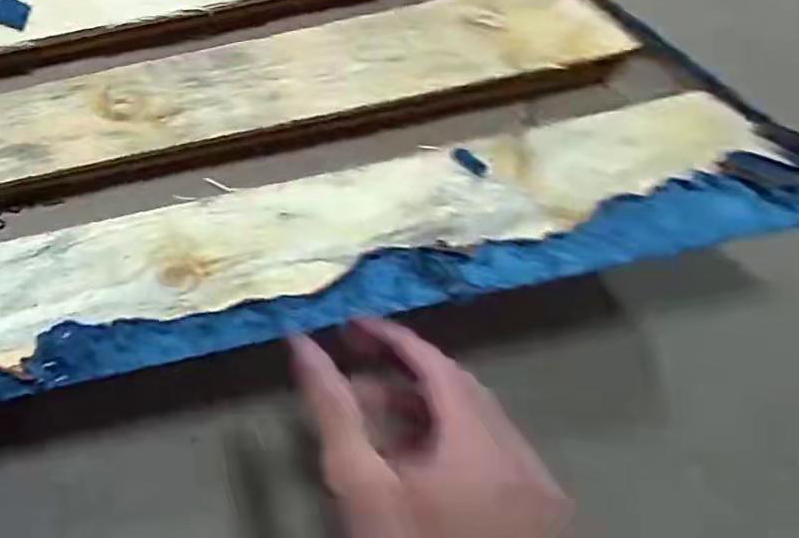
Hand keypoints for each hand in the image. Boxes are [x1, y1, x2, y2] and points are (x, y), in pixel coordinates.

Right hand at [290, 317, 572, 537]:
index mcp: (486, 452)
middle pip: (461, 388)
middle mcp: (527, 465)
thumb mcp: (356, 477)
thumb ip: (330, 403)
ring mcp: (540, 495)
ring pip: (476, 418)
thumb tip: (299, 341)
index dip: (390, 336)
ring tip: (366, 408)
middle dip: (401, 366)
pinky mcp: (538, 517)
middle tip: (349, 356)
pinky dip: (444, 431)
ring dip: (419, 400)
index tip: (346, 324)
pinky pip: (490, 449)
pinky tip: (405, 448)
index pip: (438, 367)